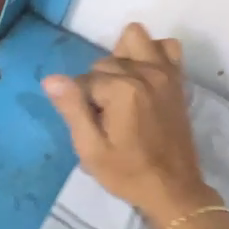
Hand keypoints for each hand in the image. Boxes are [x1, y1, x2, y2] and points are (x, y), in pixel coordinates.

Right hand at [43, 23, 218, 221]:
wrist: (173, 189)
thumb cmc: (127, 173)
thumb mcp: (91, 149)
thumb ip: (72, 109)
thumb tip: (51, 79)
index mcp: (123, 90)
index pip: (83, 80)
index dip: (80, 103)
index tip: (91, 126)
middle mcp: (146, 72)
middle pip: (105, 61)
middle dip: (98, 84)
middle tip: (105, 117)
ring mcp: (166, 73)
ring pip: (134, 39)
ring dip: (122, 58)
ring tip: (122, 89)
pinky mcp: (178, 79)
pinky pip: (167, 47)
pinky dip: (152, 55)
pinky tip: (144, 79)